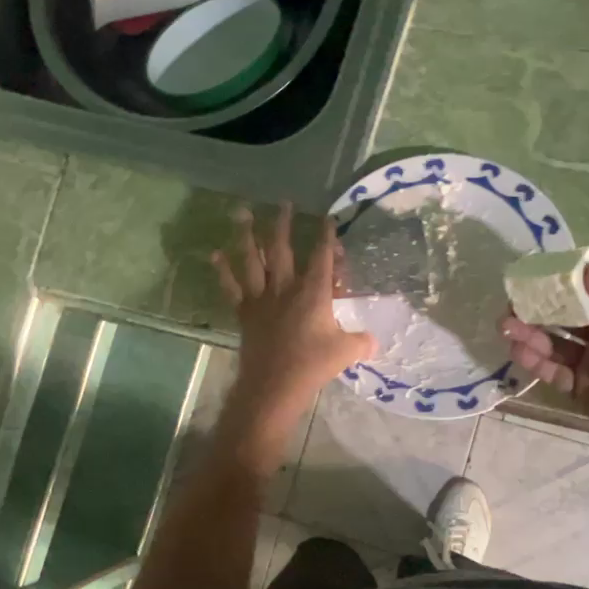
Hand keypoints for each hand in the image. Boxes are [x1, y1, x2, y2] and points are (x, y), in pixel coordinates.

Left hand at [213, 204, 375, 440]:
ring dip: (248, 235)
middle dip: (284, 224)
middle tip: (284, 203)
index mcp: (314, 292)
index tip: (327, 217)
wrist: (273, 385)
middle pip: (283, 248)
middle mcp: (286, 288)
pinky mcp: (245, 313)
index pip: (321, 256)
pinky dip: (222, 271)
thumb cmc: (312, 366)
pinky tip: (215, 255)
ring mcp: (262, 298)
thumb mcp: (346, 352)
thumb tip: (373, 341)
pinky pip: (231, 287)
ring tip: (242, 213)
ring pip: (253, 260)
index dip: (326, 236)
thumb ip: (361, 342)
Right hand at [500, 266, 588, 460]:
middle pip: (565, 317)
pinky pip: (554, 373)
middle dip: (537, 309)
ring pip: (554, 344)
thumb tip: (587, 271)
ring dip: (529, 334)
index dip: (564, 284)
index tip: (537, 276)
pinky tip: (518, 352)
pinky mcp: (582, 390)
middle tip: (511, 303)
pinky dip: (536, 362)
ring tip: (505, 326)